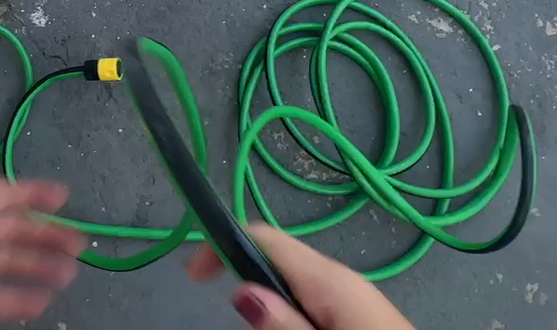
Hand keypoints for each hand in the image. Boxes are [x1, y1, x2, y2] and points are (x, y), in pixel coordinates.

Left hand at [0, 121, 86, 329]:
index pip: (1, 194)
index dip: (31, 192)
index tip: (63, 194)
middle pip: (11, 230)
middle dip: (45, 234)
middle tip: (78, 243)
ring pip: (8, 263)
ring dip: (38, 266)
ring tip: (68, 275)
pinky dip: (19, 299)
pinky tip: (41, 303)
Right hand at [188, 225, 415, 329]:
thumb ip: (285, 326)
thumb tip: (242, 290)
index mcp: (332, 279)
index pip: (264, 236)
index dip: (222, 244)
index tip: (193, 273)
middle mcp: (343, 279)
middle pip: (275, 267)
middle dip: (253, 298)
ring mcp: (356, 300)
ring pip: (294, 293)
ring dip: (278, 317)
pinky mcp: (363, 319)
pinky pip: (316, 310)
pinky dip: (299, 322)